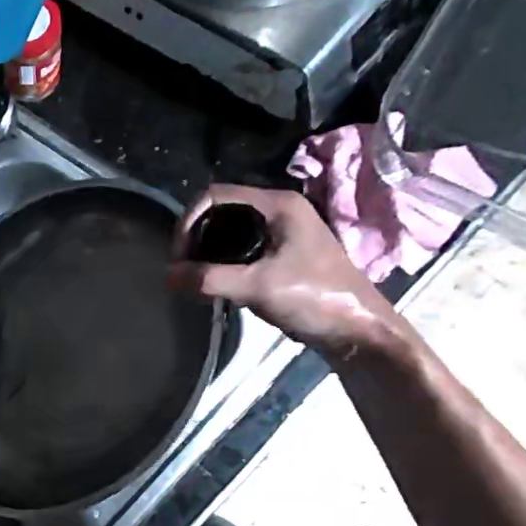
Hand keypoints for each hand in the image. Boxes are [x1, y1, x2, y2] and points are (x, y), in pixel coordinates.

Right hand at [171, 184, 404, 355]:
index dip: (188, 220)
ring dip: (208, 251)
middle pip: (221, 210)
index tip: (178, 255)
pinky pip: (243, 247)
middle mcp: (280, 210)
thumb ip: (210, 279)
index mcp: (277, 204)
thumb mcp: (257, 287)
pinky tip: (217, 284)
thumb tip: (168, 276)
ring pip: (231, 230)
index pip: (216, 195)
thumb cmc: (314, 298)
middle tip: (183, 268)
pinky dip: (223, 261)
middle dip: (196, 236)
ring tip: (195, 278)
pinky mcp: (284, 253)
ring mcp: (284, 232)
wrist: (357, 331)